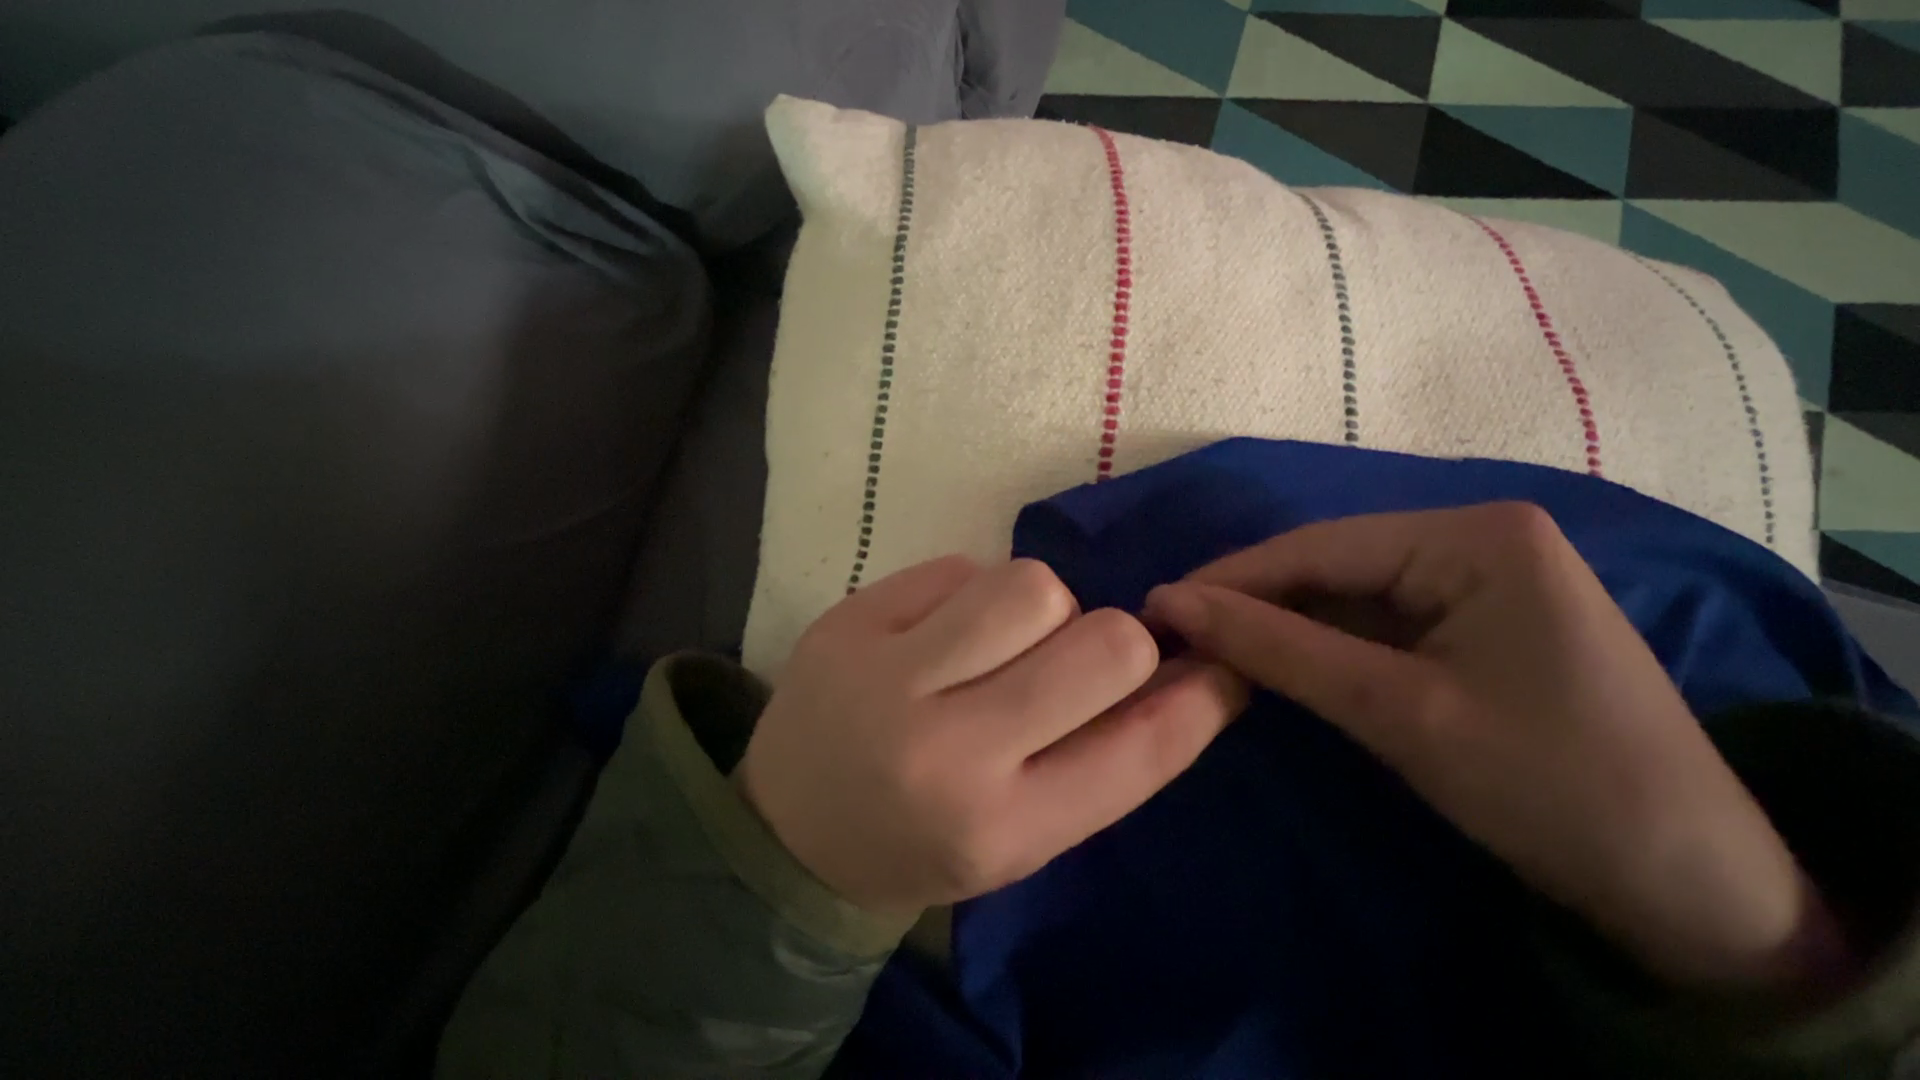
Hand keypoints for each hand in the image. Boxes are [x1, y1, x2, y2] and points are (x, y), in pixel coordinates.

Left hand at [737, 556, 1246, 913]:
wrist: (790, 833)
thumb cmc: (925, 841)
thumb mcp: (1024, 833)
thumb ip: (1109, 759)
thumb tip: (1194, 670)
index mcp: (1003, 827)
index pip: (1141, 747)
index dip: (1201, 695)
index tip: (1218, 664)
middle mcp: (948, 752)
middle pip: (1103, 644)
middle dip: (1115, 644)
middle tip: (1073, 662)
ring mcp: (888, 677)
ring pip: (1032, 585)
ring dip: (1043, 607)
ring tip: (1003, 642)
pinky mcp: (848, 621)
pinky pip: (961, 566)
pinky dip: (973, 592)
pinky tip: (941, 632)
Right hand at [1145, 502, 1849, 996]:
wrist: (1691, 888)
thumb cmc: (1547, 785)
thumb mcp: (1397, 711)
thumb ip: (1277, 649)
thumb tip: (1169, 603)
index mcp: (1477, 535)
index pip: (1320, 546)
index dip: (1231, 578)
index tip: (1152, 608)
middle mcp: (1481, 538)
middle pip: (1335, 566)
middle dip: (1255, 603)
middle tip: (1172, 638)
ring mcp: (1486, 582)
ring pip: (1353, 596)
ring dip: (1285, 627)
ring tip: (1206, 651)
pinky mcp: (1484, 626)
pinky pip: (1383, 624)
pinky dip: (1327, 648)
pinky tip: (1276, 665)